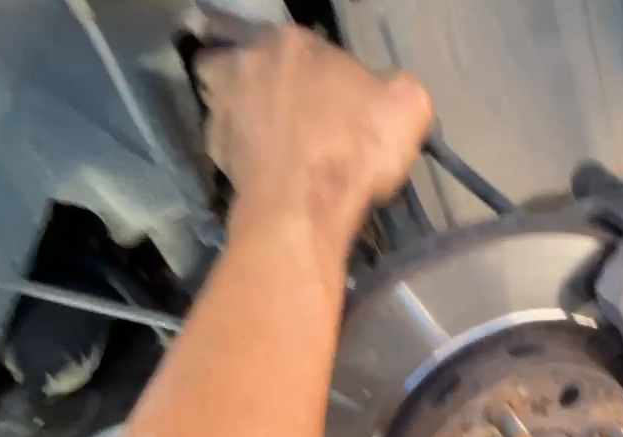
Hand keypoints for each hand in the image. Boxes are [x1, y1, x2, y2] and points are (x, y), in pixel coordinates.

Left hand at [199, 26, 431, 241]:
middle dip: (284, 87)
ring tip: (281, 144)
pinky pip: (229, 139)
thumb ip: (401, 89)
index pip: (315, 50)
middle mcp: (250, 59)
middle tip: (310, 123)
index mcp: (296, 42)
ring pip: (234, 95)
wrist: (306, 208)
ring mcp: (224, 101)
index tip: (348, 108)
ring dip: (253, 112)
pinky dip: (245, 151)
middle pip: (266, 65)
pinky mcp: (213, 145)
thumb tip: (392, 94)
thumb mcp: (409, 108)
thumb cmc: (357, 151)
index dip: (333, 79)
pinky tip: (269, 169)